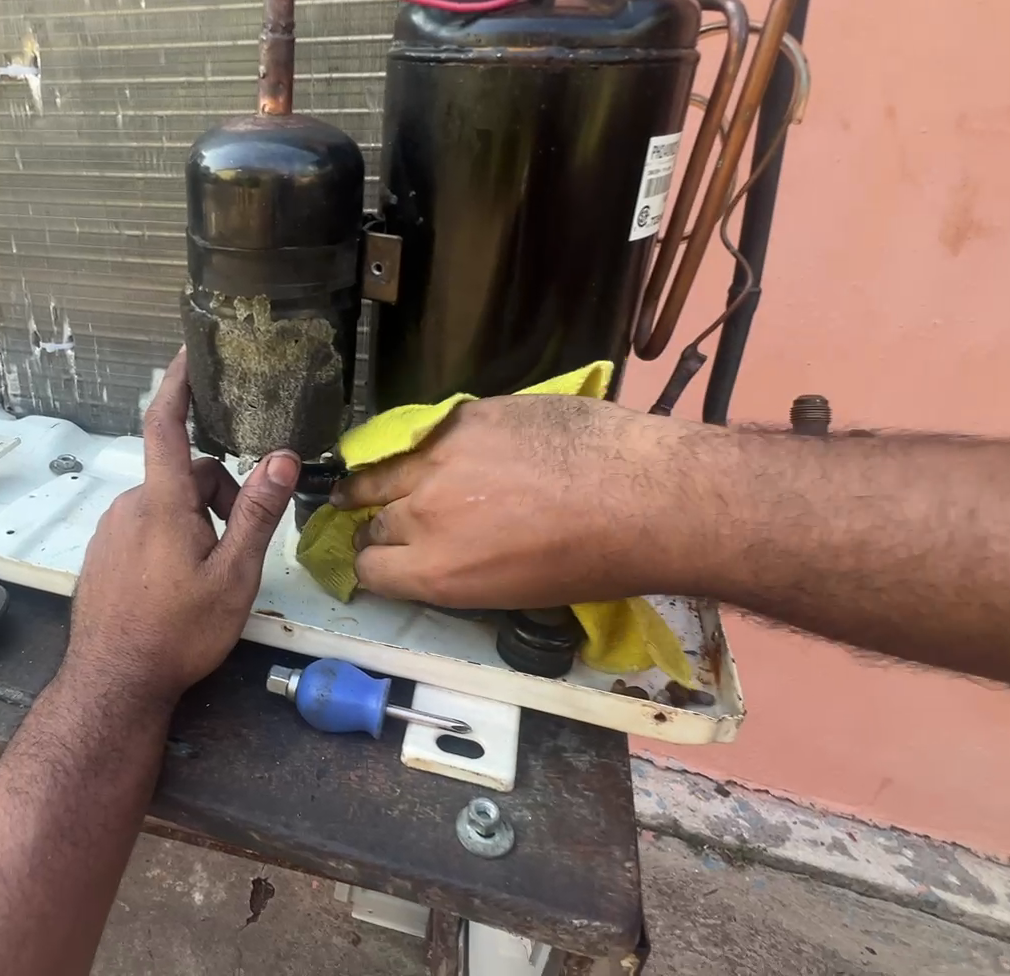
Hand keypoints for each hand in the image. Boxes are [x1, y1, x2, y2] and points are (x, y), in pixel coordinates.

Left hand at [65, 351, 299, 708]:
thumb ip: (258, 513)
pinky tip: (175, 584)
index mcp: (161, 501)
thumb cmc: (179, 631)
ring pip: (167, 502)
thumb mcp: (234, 575)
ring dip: (195, 520)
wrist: (113, 683)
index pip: (165, 423)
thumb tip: (283, 456)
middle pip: (185, 475)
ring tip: (207, 574)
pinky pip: (145, 525)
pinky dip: (169, 537)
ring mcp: (110, 530)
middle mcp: (129, 505)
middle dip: (218, 496)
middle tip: (236, 548)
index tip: (189, 351)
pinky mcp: (102, 553)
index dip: (177, 382)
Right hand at [332, 395, 732, 608]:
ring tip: (364, 483)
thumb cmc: (594, 563)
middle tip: (385, 524)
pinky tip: (443, 451)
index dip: (374, 567)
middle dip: (375, 528)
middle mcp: (423, 513)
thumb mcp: (512, 592)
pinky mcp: (465, 416)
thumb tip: (436, 556)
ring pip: (383, 471)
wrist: (645, 495)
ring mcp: (440, 456)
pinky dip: (427, 448)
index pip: (368, 568)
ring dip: (375, 482)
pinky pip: (428, 434)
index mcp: (435, 571)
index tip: (383, 561)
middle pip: (371, 522)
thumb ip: (455, 572)